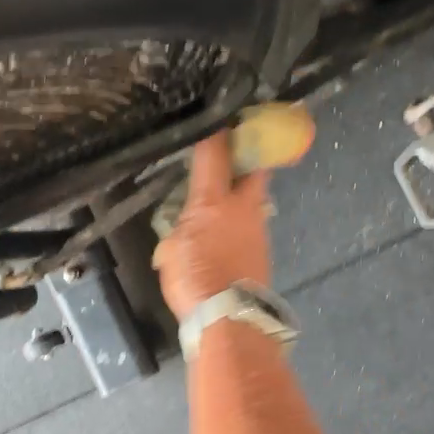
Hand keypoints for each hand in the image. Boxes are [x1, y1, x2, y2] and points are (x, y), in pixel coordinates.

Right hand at [153, 134, 273, 318]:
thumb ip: (178, 230)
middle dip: (251, 151)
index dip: (217, 129)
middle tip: (239, 143)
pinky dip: (241, 220)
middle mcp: (243, 207)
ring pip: (254, 198)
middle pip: (255, 168)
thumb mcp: (170, 250)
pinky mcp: (263, 251)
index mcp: (214, 201)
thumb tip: (185, 230)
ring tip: (224, 193)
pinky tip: (226, 230)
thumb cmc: (195, 280)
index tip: (220, 114)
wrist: (231, 319)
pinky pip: (251, 224)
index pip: (216, 153)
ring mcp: (258, 229)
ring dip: (243, 191)